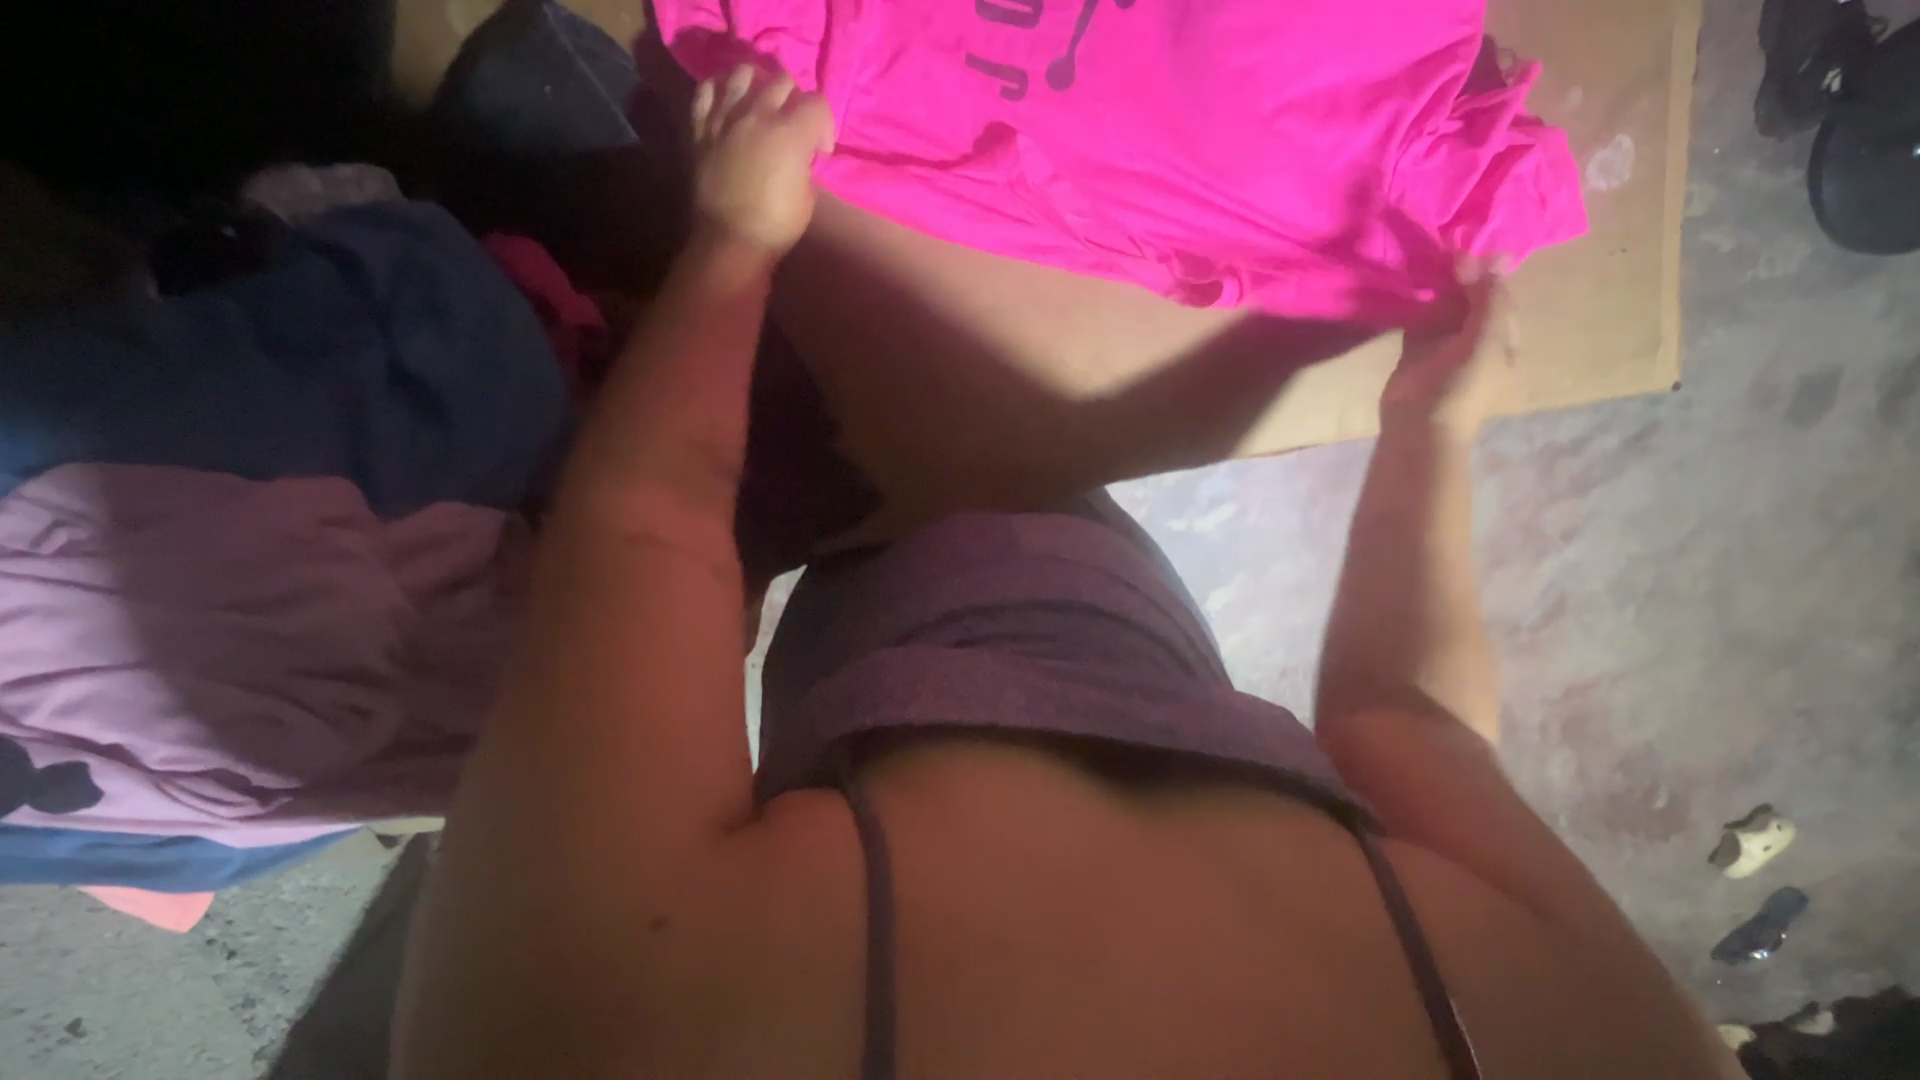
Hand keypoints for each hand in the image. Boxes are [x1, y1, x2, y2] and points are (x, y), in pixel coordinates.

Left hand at [690, 64, 835, 257]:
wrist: (730, 239)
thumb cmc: (777, 224)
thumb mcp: (808, 196)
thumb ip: (806, 164)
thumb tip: (801, 154)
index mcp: (791, 132)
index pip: (817, 103)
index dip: (825, 125)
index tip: (820, 150)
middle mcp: (758, 114)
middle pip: (782, 80)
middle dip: (794, 99)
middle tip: (793, 122)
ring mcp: (726, 116)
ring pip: (744, 73)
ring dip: (758, 83)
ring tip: (760, 101)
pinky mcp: (702, 126)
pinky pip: (707, 89)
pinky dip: (720, 88)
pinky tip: (728, 99)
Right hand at [1380, 260, 1515, 440]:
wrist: (1420, 426)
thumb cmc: (1462, 385)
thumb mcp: (1486, 340)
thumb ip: (1489, 299)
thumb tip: (1494, 255)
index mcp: (1503, 342)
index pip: (1499, 300)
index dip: (1487, 275)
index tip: (1469, 250)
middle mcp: (1475, 342)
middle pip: (1471, 302)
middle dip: (1461, 278)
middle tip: (1444, 252)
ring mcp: (1443, 348)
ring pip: (1444, 310)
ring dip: (1437, 288)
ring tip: (1426, 260)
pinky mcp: (1414, 353)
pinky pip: (1418, 322)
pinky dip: (1415, 304)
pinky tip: (1409, 283)